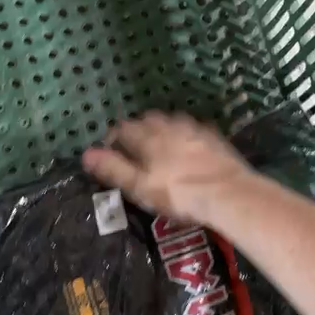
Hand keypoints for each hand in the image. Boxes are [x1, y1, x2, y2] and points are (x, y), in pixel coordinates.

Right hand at [82, 112, 257, 224]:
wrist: (228, 193)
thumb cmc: (179, 194)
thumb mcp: (140, 186)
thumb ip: (114, 168)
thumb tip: (85, 154)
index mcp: (148, 137)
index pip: (123, 129)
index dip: (114, 138)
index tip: (111, 152)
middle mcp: (169, 126)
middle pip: (148, 120)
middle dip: (139, 130)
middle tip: (136, 149)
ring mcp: (193, 129)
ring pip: (171, 121)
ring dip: (162, 129)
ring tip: (161, 146)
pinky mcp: (213, 137)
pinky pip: (193, 128)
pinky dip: (185, 134)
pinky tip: (189, 146)